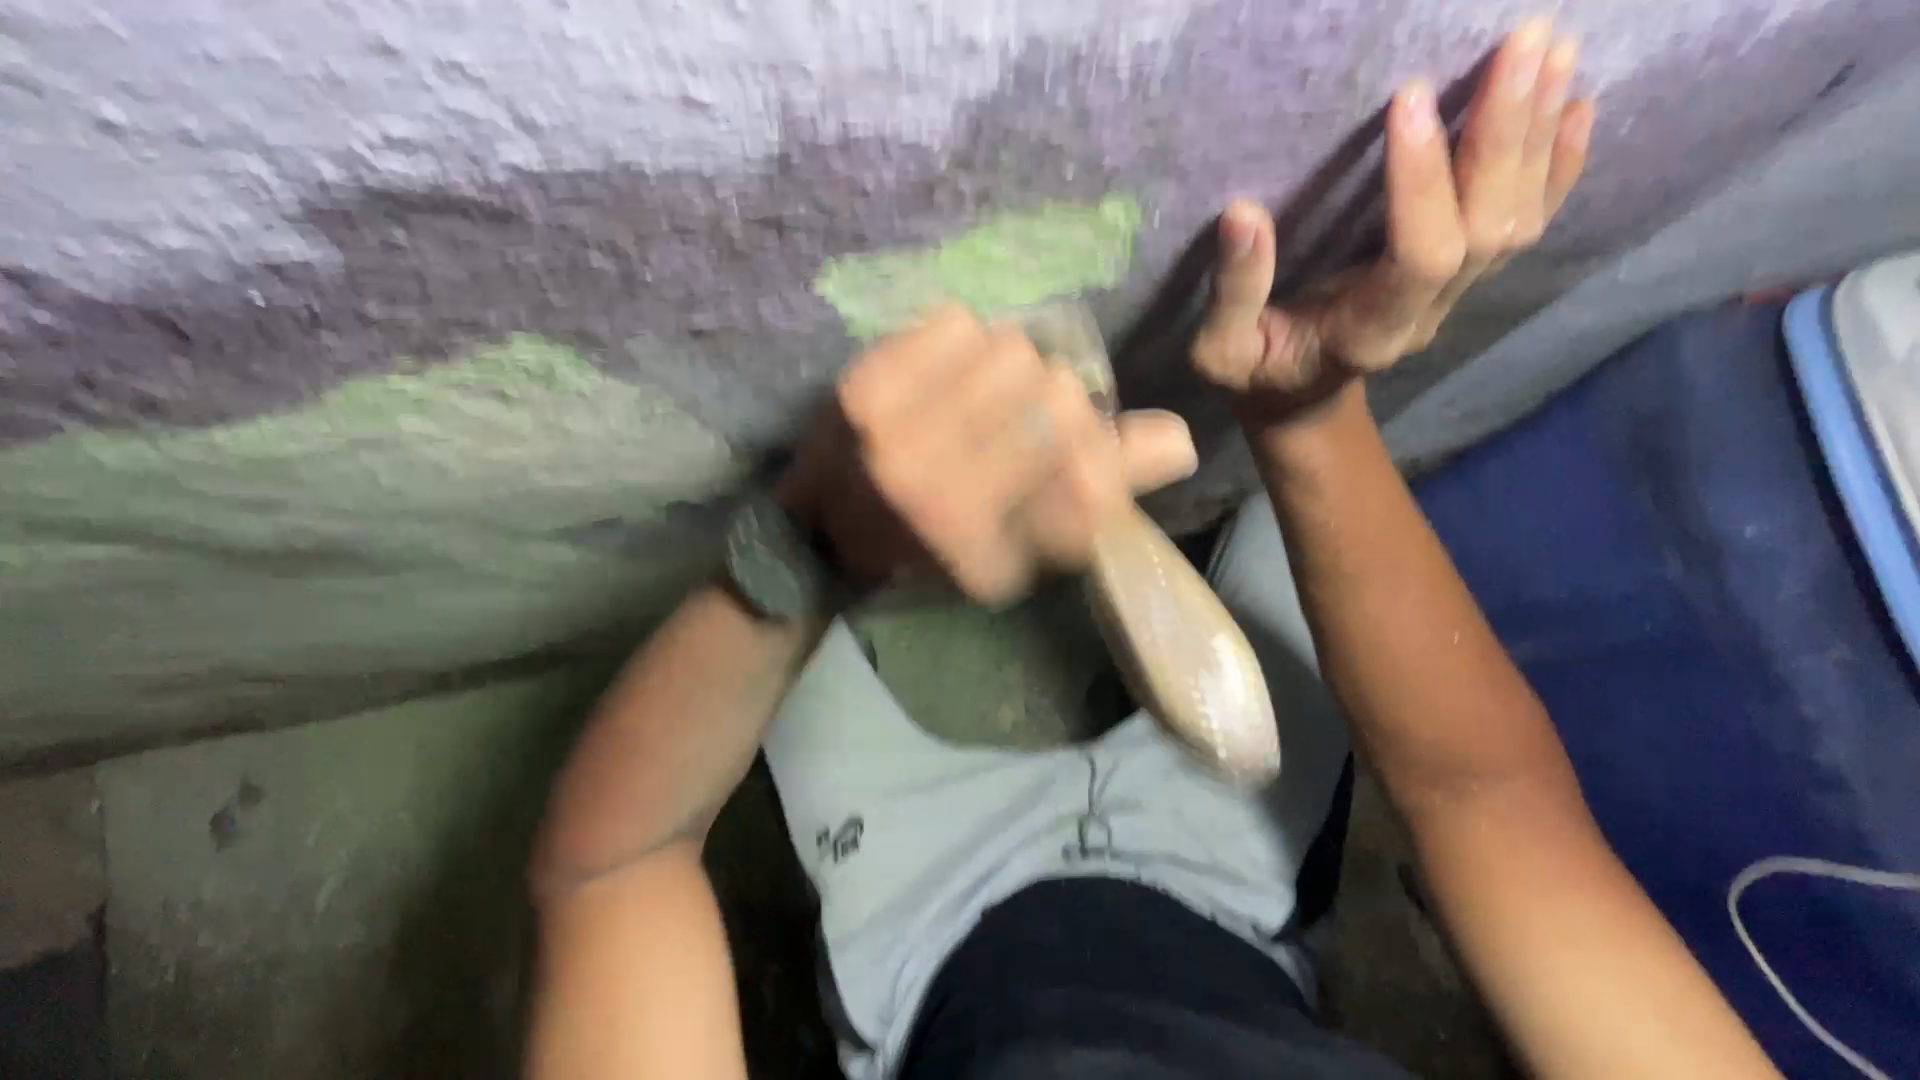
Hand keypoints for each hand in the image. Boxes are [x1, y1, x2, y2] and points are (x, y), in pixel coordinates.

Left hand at [786, 306, 1197, 605]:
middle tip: (1020, 419)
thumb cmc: (931, 552)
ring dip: (1009, 368)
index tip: (1074, 448)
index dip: (1095, 442)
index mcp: (981, 539)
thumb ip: (1098, 497)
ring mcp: (891, 427)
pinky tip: (946, 376)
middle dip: (1053, 400)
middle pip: (1053, 388)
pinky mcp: (861, 382)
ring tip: (979, 398)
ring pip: (1010, 346)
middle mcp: (935, 484)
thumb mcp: (1020, 553)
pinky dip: (965, 341)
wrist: (819, 534)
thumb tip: (1180, 439)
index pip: (1086, 460)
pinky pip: (956, 321)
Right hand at [1193, 18, 1593, 420]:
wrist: (1297, 400)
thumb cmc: (1254, 375)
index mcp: (1367, 333)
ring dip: (1537, 135)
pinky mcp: (1459, 282)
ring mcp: (1452, 299)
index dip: (1423, 183)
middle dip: (1505, 136)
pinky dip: (1557, 167)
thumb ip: (1233, 294)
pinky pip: (1524, 227)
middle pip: (1488, 228)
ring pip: (1516, 221)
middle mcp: (1425, 316)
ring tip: (1549, 53)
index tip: (1408, 99)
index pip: (1420, 257)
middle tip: (1522, 44)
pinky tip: (1577, 108)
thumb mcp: (1220, 352)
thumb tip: (1241, 213)